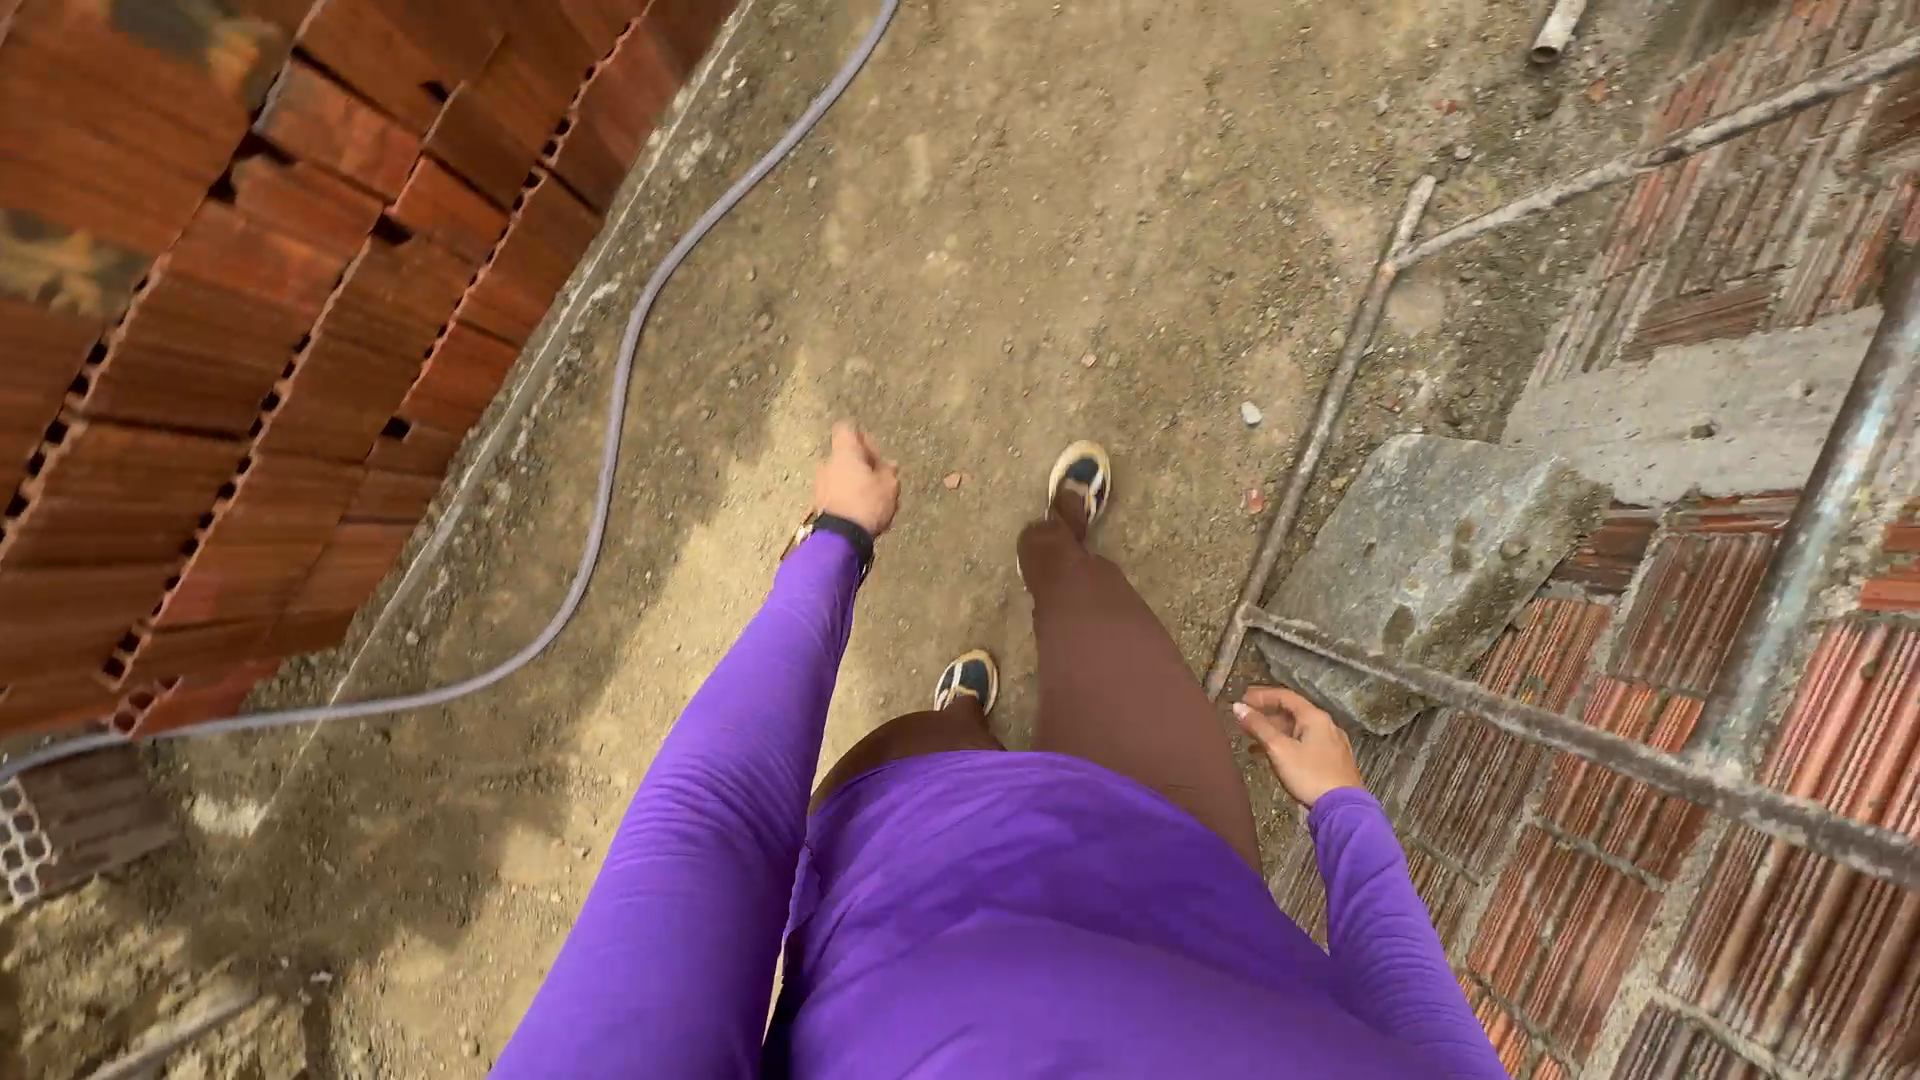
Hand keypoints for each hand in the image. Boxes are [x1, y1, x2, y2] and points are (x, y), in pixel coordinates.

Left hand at [815, 422, 899, 536]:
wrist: (841, 537)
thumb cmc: (867, 503)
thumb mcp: (889, 485)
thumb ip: (888, 471)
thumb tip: (888, 465)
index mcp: (844, 452)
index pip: (846, 428)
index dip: (862, 437)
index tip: (875, 454)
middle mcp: (827, 463)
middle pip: (844, 454)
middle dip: (862, 464)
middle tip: (880, 479)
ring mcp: (820, 484)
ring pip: (840, 475)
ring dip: (854, 482)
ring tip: (872, 499)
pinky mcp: (819, 503)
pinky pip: (836, 492)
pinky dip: (847, 496)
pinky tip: (861, 511)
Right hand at [1234, 686, 1365, 809]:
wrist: (1343, 810)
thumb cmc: (1309, 774)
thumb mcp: (1279, 749)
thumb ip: (1258, 726)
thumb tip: (1238, 707)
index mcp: (1314, 718)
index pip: (1285, 696)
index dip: (1262, 695)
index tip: (1242, 700)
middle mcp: (1326, 726)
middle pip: (1292, 713)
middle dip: (1266, 715)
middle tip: (1245, 720)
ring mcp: (1332, 743)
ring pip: (1297, 730)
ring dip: (1274, 732)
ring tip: (1252, 741)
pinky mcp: (1333, 760)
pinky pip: (1304, 744)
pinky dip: (1286, 745)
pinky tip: (1273, 757)